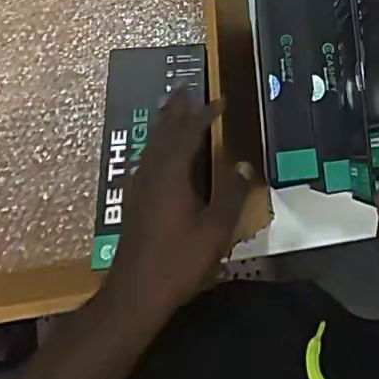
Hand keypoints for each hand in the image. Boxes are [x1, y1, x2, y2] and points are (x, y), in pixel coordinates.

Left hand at [98, 91, 252, 320]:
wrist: (134, 292)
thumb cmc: (177, 261)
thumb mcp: (214, 232)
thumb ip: (231, 197)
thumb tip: (244, 166)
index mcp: (172, 172)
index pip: (190, 133)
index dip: (205, 115)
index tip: (220, 100)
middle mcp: (153, 170)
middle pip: (165, 130)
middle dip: (177, 108)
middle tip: (185, 86)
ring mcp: (140, 184)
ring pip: (154, 142)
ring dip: (165, 122)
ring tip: (172, 107)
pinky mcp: (134, 198)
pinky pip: (148, 156)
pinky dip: (158, 143)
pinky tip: (159, 151)